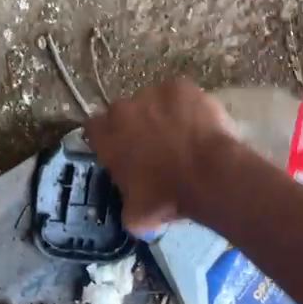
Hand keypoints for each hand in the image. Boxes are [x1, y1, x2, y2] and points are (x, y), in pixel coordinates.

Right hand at [83, 79, 239, 234]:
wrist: (209, 175)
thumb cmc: (167, 197)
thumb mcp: (136, 216)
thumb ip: (126, 204)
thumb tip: (132, 211)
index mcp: (107, 139)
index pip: (93, 129)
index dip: (105, 137)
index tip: (118, 148)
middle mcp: (123, 111)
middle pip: (122, 113)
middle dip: (133, 125)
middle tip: (153, 145)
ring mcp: (153, 94)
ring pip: (152, 102)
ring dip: (160, 114)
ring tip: (181, 136)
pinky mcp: (181, 87)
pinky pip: (179, 95)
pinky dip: (186, 107)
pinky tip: (198, 125)